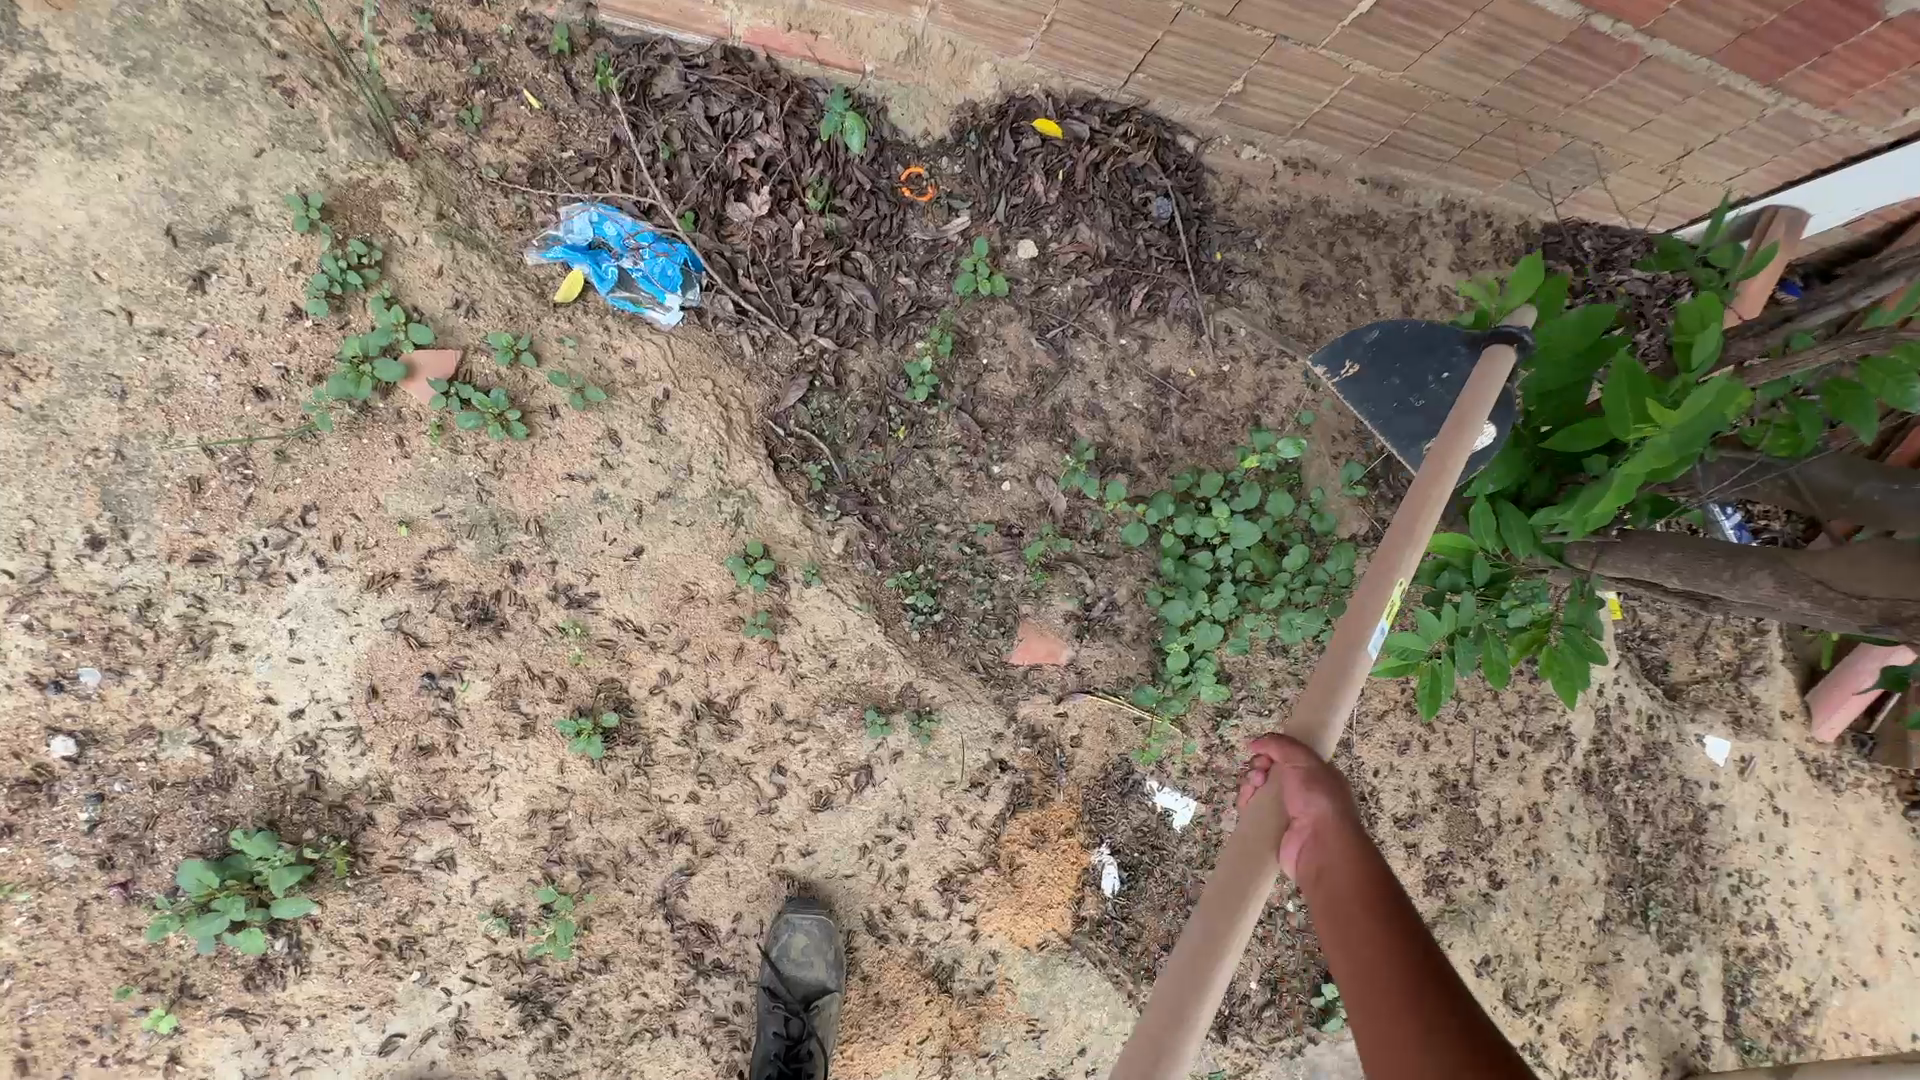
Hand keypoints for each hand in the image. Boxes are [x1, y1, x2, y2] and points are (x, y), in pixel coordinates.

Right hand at [1235, 733, 1360, 881]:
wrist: (1319, 844)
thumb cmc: (1317, 798)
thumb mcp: (1304, 760)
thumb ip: (1279, 745)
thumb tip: (1254, 743)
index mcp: (1316, 774)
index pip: (1288, 756)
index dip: (1272, 751)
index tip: (1262, 752)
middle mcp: (1302, 792)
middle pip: (1270, 771)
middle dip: (1258, 766)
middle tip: (1259, 773)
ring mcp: (1287, 811)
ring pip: (1259, 789)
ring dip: (1250, 783)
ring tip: (1252, 787)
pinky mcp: (1272, 827)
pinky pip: (1253, 809)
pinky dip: (1246, 802)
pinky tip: (1245, 801)